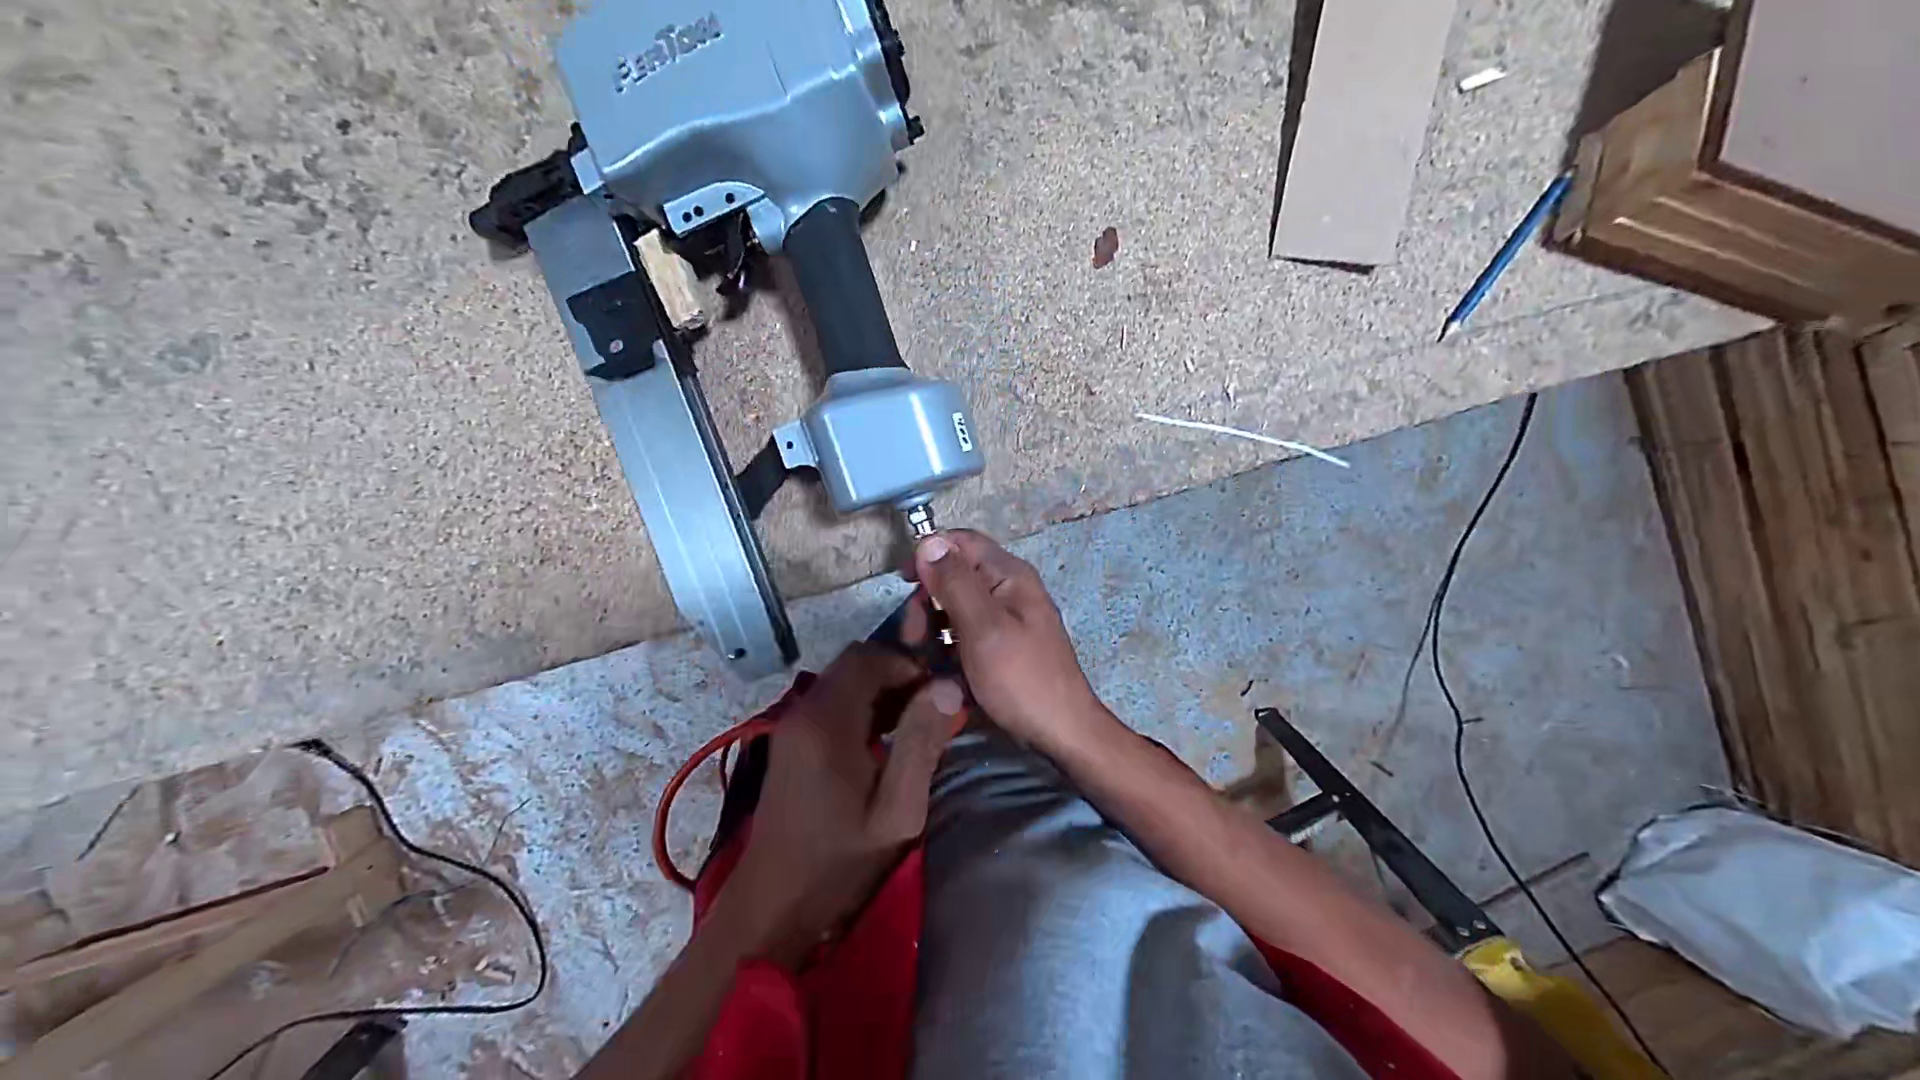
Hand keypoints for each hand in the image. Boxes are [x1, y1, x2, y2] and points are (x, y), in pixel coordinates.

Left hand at [716, 644, 963, 965]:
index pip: (868, 656)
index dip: (907, 663)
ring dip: (880, 691)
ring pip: (842, 682)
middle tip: (930, 707)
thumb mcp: (897, 811)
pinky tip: (884, 740)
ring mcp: (792, 726)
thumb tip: (948, 685)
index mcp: (827, 721)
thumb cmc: (840, 862)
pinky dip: (861, 707)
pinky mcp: (790, 743)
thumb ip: (922, 743)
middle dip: (896, 674)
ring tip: (915, 724)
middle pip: (853, 664)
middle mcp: (803, 712)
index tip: (937, 692)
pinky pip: (830, 704)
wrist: (774, 905)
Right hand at [910, 529, 1113, 753]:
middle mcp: (1009, 588)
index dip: (928, 555)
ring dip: (934, 625)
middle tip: (913, 636)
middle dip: (927, 599)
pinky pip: (966, 631)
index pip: (960, 542)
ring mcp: (1008, 617)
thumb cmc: (1022, 679)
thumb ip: (955, 583)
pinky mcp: (1003, 643)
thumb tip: (928, 542)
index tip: (904, 584)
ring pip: (956, 605)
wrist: (1061, 731)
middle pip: (955, 574)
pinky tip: (941, 667)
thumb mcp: (982, 628)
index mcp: (1009, 574)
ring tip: (925, 657)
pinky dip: (949, 643)